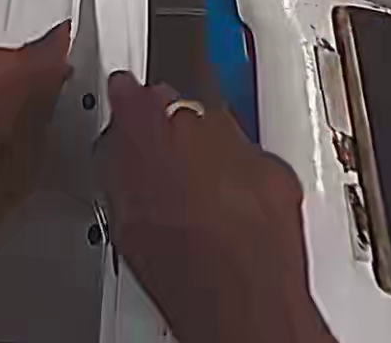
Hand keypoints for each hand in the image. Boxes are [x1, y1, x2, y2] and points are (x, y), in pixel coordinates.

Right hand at [99, 73, 335, 342]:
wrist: (239, 299)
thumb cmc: (178, 266)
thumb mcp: (123, 212)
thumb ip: (118, 163)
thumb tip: (117, 148)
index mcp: (145, 127)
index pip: (130, 91)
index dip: (129, 100)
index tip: (129, 106)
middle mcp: (192, 122)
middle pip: (178, 108)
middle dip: (172, 129)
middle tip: (167, 166)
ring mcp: (234, 140)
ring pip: (217, 129)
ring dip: (209, 150)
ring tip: (202, 195)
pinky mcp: (272, 165)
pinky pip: (253, 158)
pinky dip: (245, 175)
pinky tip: (235, 207)